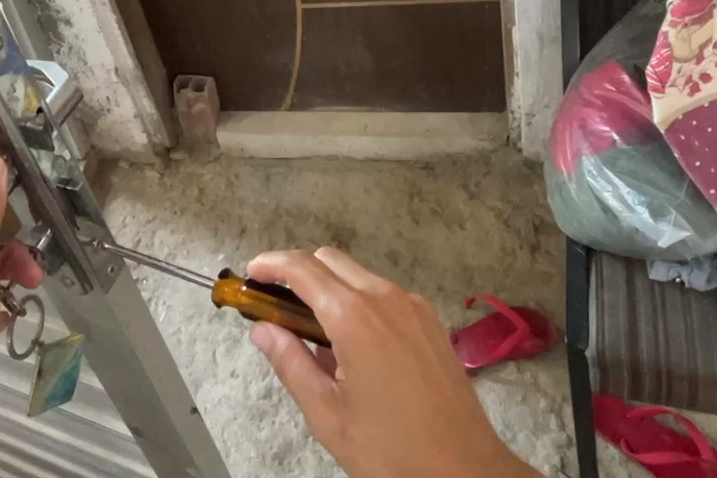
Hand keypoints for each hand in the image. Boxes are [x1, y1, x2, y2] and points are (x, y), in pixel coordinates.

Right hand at [247, 248, 539, 477]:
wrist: (465, 471)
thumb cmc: (390, 450)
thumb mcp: (328, 414)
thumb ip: (290, 363)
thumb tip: (262, 328)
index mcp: (353, 316)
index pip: (301, 268)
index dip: (271, 265)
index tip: (251, 274)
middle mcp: (384, 295)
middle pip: (329, 260)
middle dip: (298, 273)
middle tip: (278, 307)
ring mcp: (412, 304)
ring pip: (357, 275)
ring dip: (330, 288)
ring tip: (316, 338)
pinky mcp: (430, 318)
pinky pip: (384, 294)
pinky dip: (359, 302)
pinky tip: (355, 347)